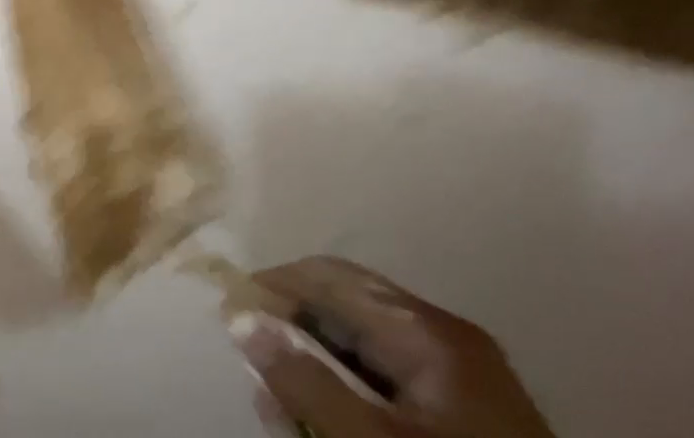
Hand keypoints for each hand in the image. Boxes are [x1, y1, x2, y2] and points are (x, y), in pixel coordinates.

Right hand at [228, 256, 555, 437]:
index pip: (328, 275)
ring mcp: (461, 374)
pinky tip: (327, 417)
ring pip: (361, 346)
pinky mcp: (466, 409)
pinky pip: (386, 378)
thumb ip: (305, 379)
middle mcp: (445, 336)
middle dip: (290, 332)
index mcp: (428, 330)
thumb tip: (240, 316)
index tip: (227, 316)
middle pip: (342, 308)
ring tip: (281, 406)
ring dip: (314, 367)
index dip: (271, 286)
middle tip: (254, 369)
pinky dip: (348, 391)